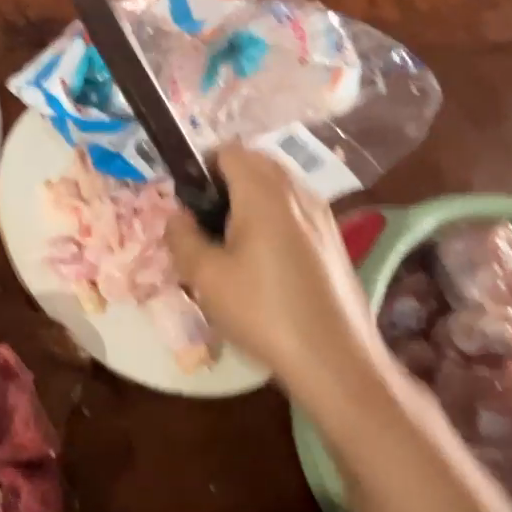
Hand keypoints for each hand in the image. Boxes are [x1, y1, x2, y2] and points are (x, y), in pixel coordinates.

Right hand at [164, 145, 382, 390]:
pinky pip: (294, 209)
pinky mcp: (333, 241)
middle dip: (224, 180)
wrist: (333, 360)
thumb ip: (181, 236)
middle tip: (203, 221)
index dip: (201, 166)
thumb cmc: (262, 312)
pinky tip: (260, 260)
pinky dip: (271, 217)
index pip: (229, 151)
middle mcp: (298, 194)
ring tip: (229, 242)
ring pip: (277, 186)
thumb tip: (178, 216)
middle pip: (256, 163)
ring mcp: (322, 217)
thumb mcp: (203, 276)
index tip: (186, 200)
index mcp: (264, 194)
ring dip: (249, 199)